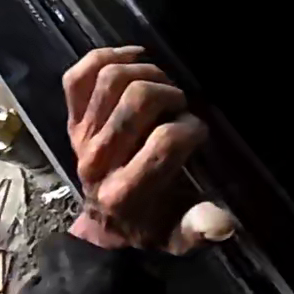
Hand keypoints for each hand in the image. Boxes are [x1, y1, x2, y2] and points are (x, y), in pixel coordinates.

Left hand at [62, 47, 235, 252]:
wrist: (102, 225)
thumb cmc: (150, 224)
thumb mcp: (177, 236)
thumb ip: (197, 230)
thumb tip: (222, 222)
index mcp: (126, 192)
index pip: (167, 140)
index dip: (193, 129)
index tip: (199, 134)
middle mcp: (98, 160)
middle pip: (139, 97)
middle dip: (171, 95)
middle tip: (181, 107)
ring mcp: (81, 136)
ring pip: (111, 77)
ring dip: (146, 73)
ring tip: (162, 86)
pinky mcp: (72, 119)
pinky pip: (78, 75)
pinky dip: (106, 57)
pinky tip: (133, 59)